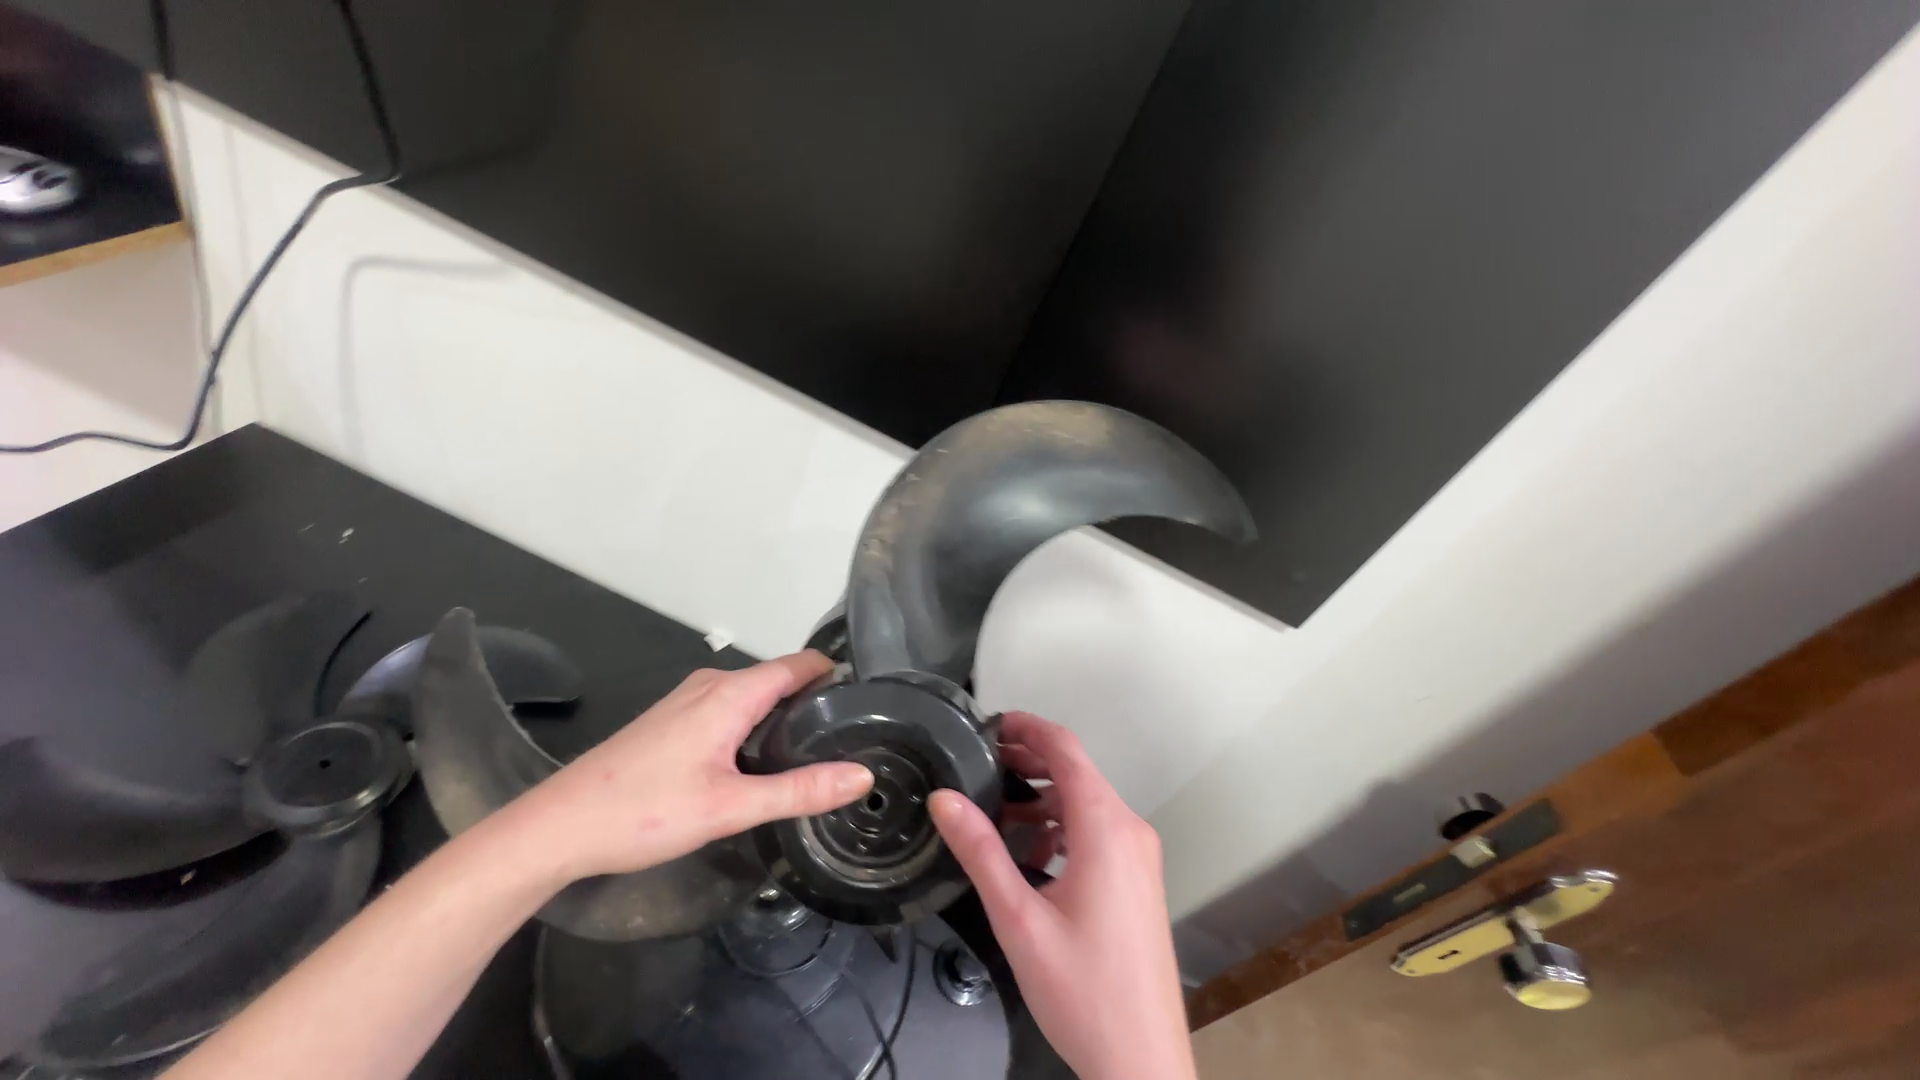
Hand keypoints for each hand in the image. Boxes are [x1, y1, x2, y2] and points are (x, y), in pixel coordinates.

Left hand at [508, 651, 873, 882]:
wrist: (559, 827)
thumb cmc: (644, 812)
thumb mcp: (730, 808)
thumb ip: (799, 790)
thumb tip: (863, 775)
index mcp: (730, 693)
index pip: (800, 665)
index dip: (838, 677)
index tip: (872, 704)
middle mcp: (712, 685)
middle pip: (780, 680)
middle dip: (816, 703)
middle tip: (854, 741)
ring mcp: (688, 700)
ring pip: (754, 697)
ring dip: (785, 718)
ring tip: (819, 756)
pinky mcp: (674, 720)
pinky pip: (731, 710)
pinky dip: (756, 727)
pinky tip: (762, 766)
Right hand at [930, 712, 1195, 1079]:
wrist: (1142, 1061)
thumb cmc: (1082, 991)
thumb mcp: (1019, 918)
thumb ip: (981, 851)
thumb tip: (943, 799)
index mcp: (1106, 830)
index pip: (1067, 750)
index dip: (1028, 726)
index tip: (990, 721)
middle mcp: (1130, 833)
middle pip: (1078, 773)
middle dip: (1029, 760)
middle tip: (980, 762)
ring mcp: (1139, 858)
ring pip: (1087, 805)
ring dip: (1044, 798)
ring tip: (996, 810)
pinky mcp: (1138, 882)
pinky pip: (1098, 834)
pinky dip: (1062, 828)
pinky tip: (1030, 856)